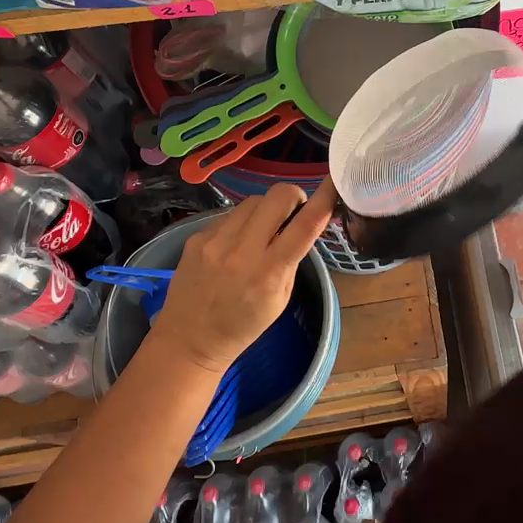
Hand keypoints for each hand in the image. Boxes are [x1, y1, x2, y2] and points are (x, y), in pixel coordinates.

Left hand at [152, 181, 334, 373]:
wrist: (188, 341)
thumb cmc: (243, 326)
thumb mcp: (281, 299)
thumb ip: (291, 259)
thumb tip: (301, 224)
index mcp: (270, 272)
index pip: (305, 225)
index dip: (324, 198)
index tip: (334, 181)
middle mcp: (243, 251)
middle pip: (278, 196)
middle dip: (293, 197)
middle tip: (293, 211)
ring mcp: (215, 241)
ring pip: (253, 200)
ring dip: (266, 209)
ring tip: (261, 231)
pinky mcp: (197, 236)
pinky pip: (229, 215)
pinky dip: (240, 223)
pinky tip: (235, 244)